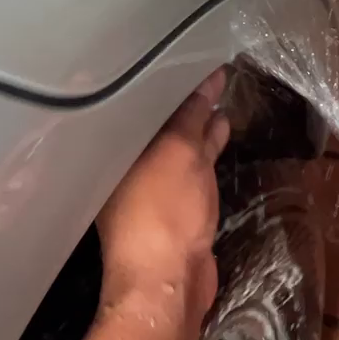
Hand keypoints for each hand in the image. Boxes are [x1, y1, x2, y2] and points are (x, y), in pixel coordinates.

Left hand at [97, 68, 231, 314]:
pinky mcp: (175, 210)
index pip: (143, 104)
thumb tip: (204, 83)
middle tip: (210, 75)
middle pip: (159, 126)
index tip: (194, 57)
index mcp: (118, 151)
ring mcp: (152, 191)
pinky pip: (191, 170)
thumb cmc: (164, 213)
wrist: (169, 282)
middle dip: (185, 104)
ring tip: (221, 102)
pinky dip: (205, 152)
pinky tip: (219, 137)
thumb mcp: (179, 154)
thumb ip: (190, 118)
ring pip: (178, 148)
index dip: (170, 81)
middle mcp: (129, 168)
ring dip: (199, 128)